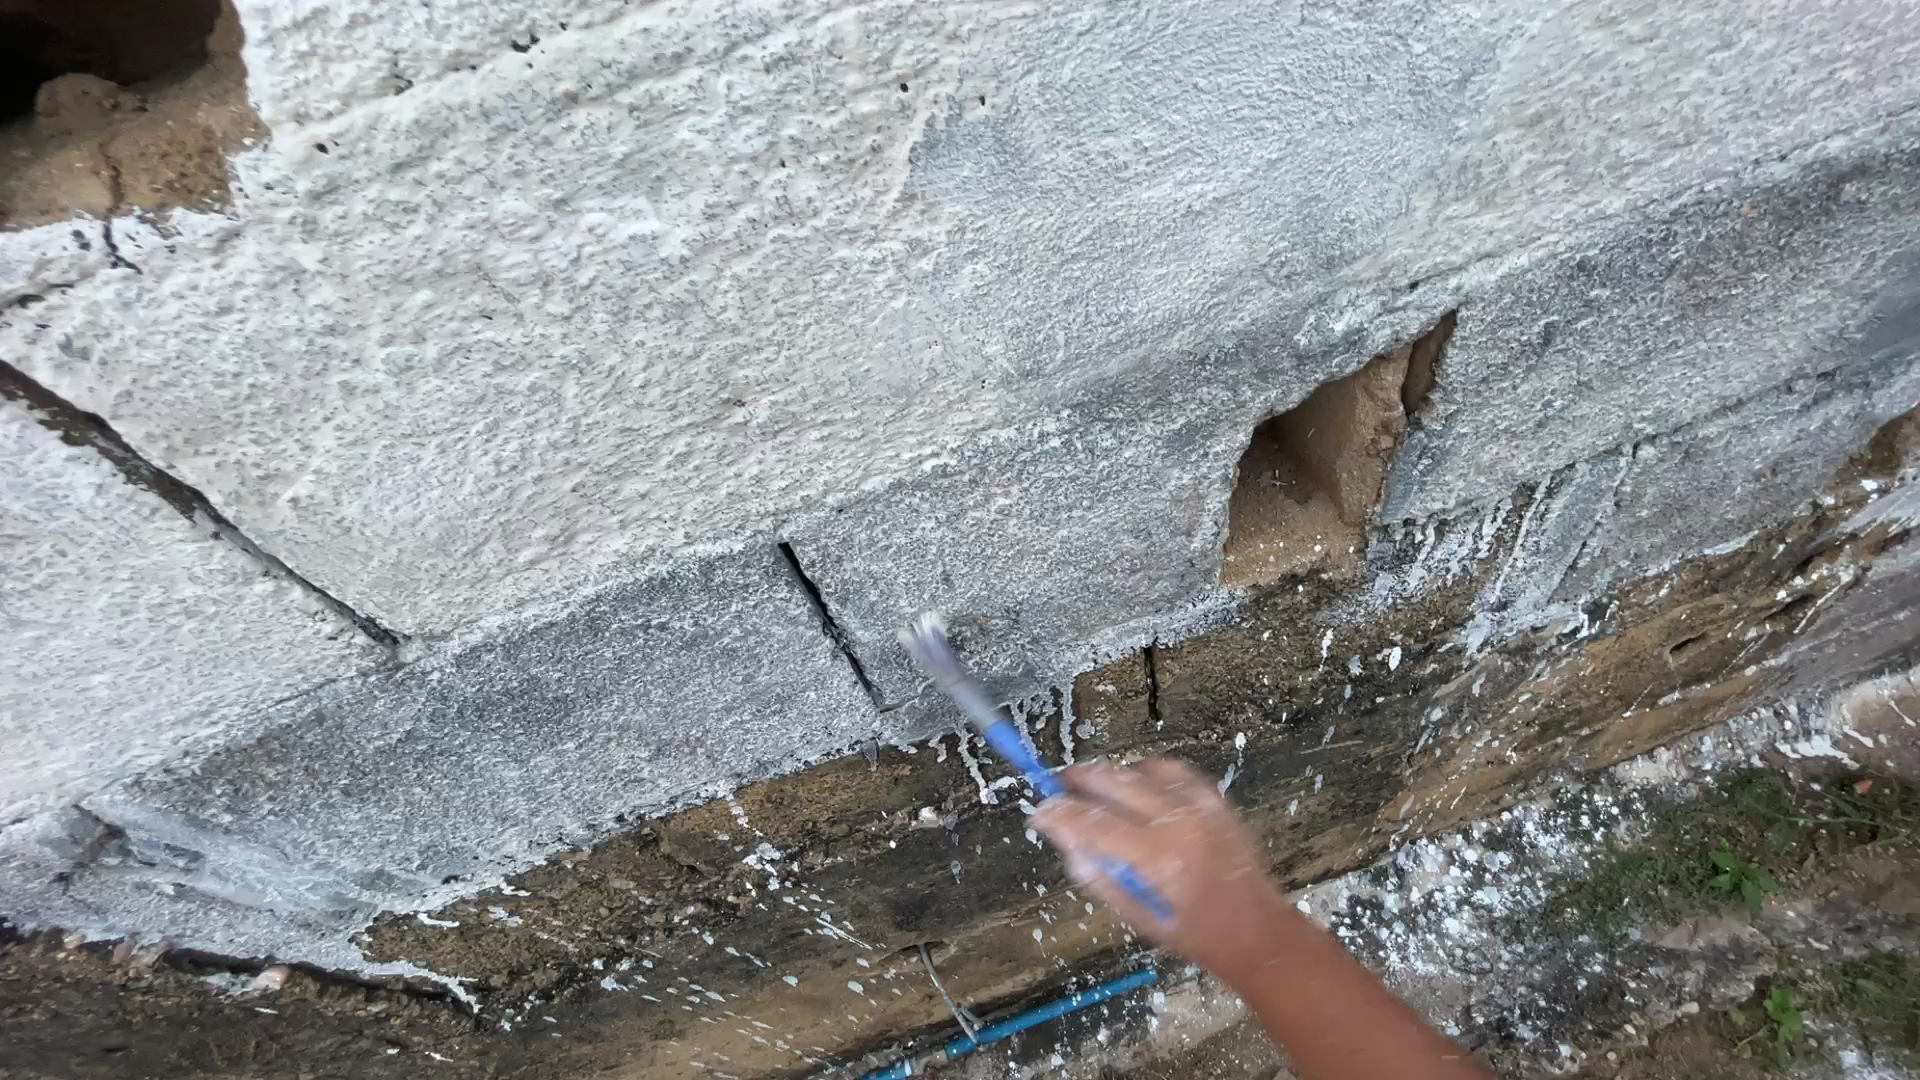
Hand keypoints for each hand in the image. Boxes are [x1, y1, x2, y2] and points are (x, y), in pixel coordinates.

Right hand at [1032, 758, 1293, 984]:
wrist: (1257, 930)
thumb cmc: (1193, 932)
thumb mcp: (1137, 916)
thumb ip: (1097, 875)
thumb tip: (1064, 837)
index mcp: (1158, 859)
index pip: (1093, 823)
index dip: (1059, 813)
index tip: (1038, 810)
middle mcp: (1178, 822)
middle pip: (1112, 782)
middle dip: (1077, 780)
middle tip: (1057, 785)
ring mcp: (1198, 803)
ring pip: (1136, 769)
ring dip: (1109, 776)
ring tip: (1095, 791)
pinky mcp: (1212, 795)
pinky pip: (1166, 767)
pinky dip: (1143, 771)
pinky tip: (1134, 786)